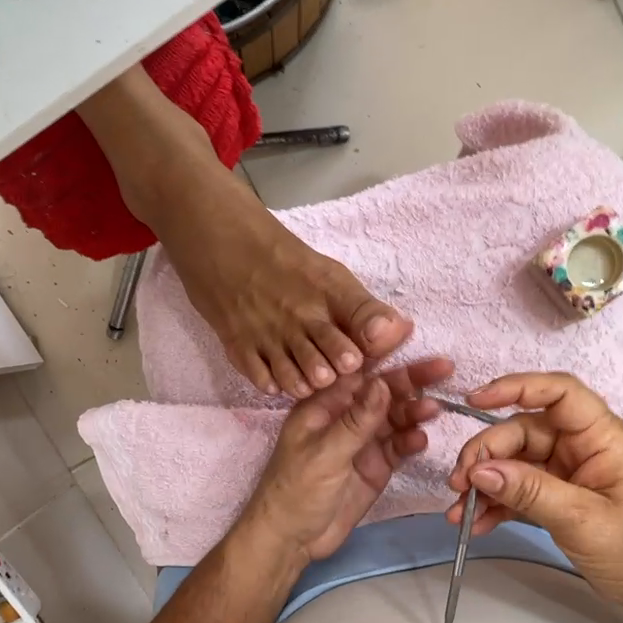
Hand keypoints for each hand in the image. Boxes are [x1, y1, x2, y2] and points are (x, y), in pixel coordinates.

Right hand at [166, 201, 414, 397]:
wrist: (220, 238)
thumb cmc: (282, 258)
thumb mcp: (329, 274)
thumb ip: (363, 308)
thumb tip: (402, 330)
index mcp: (326, 292)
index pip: (358, 328)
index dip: (364, 352)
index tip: (360, 362)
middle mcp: (298, 316)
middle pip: (325, 360)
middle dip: (334, 374)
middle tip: (333, 377)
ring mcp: (266, 332)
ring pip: (293, 376)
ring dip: (305, 384)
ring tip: (310, 384)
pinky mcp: (237, 343)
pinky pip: (258, 375)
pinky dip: (271, 383)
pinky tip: (279, 382)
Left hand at [241, 358, 452, 561]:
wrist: (290, 540)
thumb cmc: (295, 491)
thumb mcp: (325, 453)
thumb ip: (356, 421)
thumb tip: (383, 383)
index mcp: (322, 406)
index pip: (358, 371)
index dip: (385, 353)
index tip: (414, 334)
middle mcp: (344, 419)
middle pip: (382, 393)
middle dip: (411, 381)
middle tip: (445, 368)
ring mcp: (361, 444)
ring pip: (394, 419)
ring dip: (414, 412)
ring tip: (435, 410)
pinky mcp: (374, 467)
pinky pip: (397, 448)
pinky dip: (410, 442)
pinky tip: (421, 439)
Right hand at [447, 372, 622, 610]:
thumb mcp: (583, 520)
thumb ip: (531, 492)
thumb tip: (480, 471)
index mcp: (602, 438)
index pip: (560, 394)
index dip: (517, 388)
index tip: (475, 402)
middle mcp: (582, 447)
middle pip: (523, 432)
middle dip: (486, 454)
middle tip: (459, 484)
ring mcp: (567, 472)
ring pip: (513, 462)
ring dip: (483, 484)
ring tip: (458, 511)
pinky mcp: (556, 497)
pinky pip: (516, 491)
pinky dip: (494, 505)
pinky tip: (476, 524)